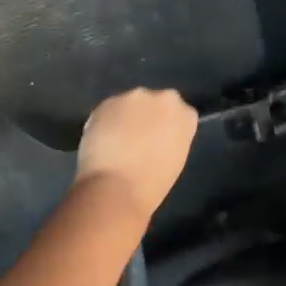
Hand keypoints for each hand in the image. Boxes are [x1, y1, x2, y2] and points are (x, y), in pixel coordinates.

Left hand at [75, 88, 198, 218]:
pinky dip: (103, 124)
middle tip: (135, 141)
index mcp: (186, 116)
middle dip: (145, 118)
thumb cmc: (150, 185)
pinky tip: (99, 143)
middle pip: (154, 104)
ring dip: (123, 119)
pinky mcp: (106, 103)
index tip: (156, 142)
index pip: (178, 115)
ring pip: (128, 106)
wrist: (115, 188)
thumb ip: (170, 140)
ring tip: (114, 143)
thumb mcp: (174, 161)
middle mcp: (163, 98)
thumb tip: (156, 138)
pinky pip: (106, 112)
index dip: (164, 129)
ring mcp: (133, 97)